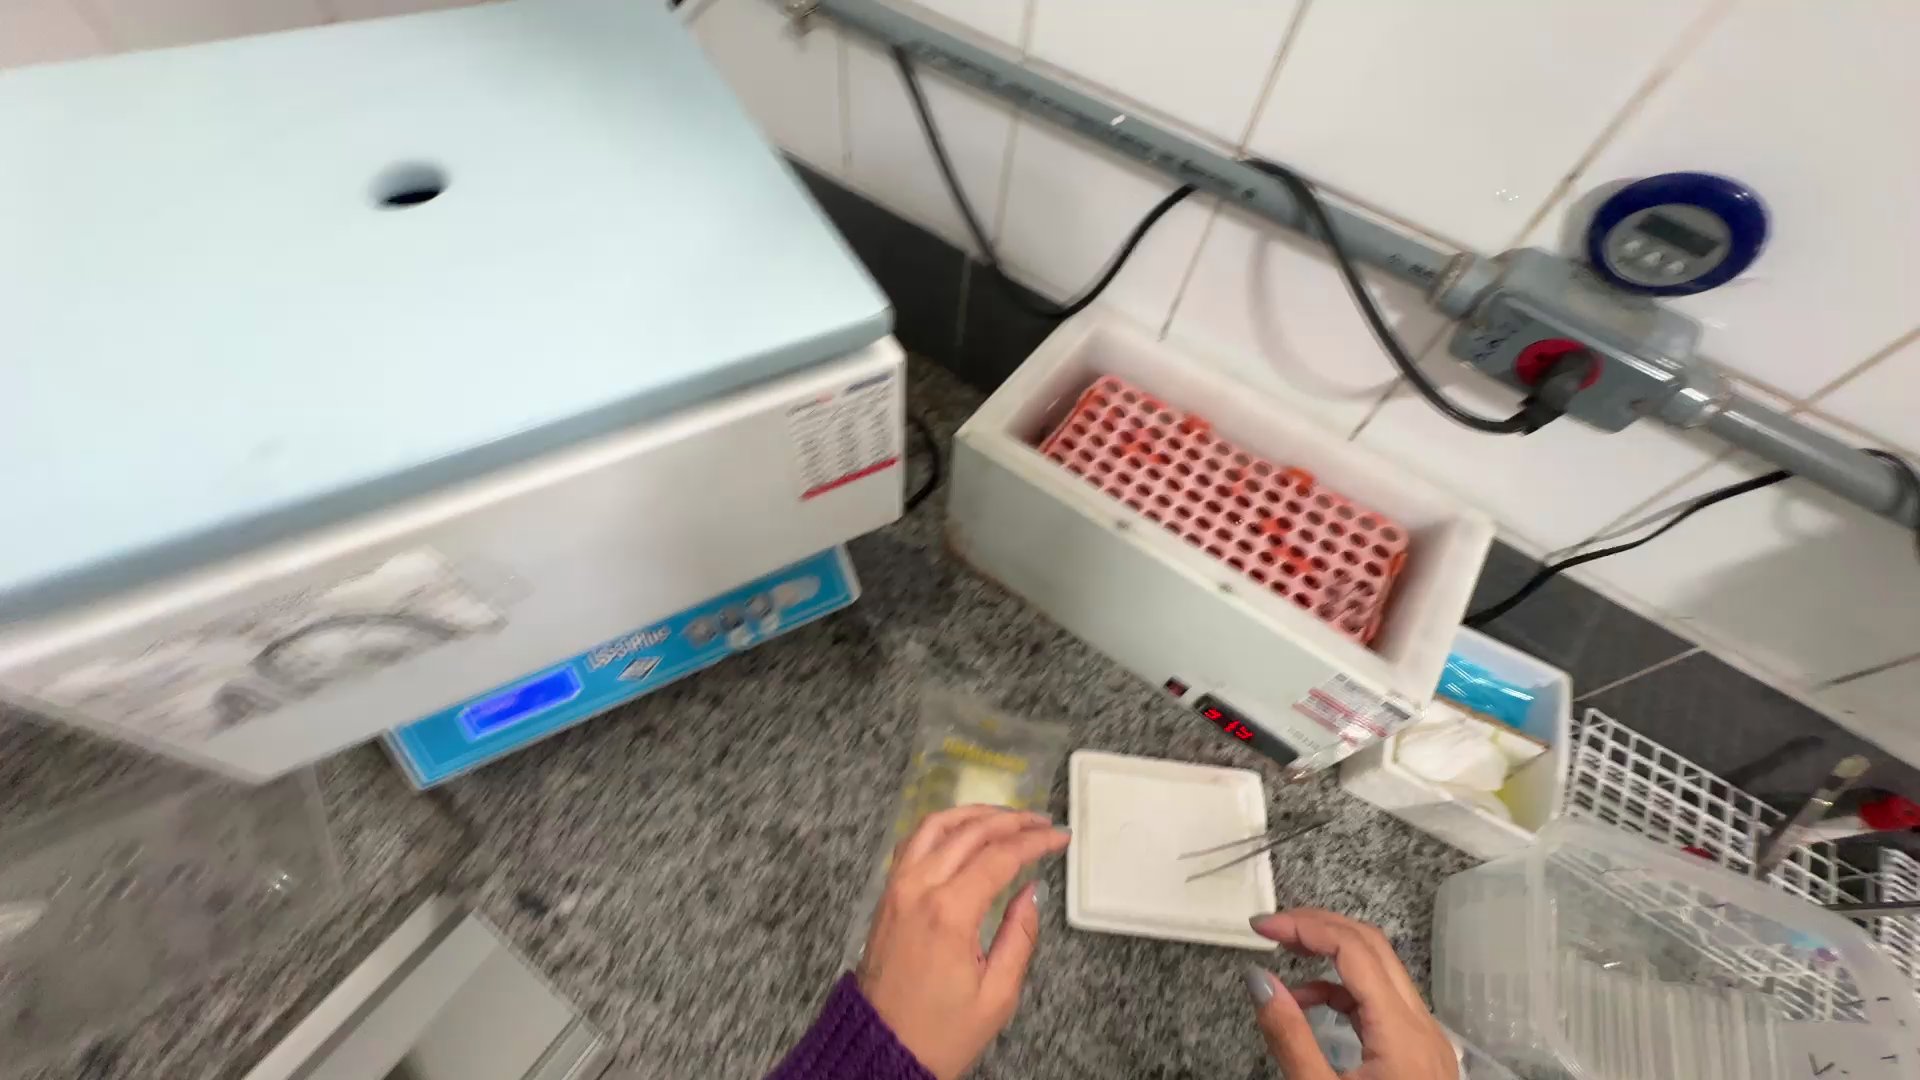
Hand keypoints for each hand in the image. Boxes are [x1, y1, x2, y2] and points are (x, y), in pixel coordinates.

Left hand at [856, 805, 1070, 1079]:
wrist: (879, 1049)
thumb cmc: (942, 1032)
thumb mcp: (997, 995)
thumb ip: (1020, 935)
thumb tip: (1032, 888)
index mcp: (950, 912)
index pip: (1000, 856)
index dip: (1035, 841)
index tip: (1060, 837)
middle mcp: (920, 886)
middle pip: (971, 831)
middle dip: (1012, 820)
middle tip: (1041, 821)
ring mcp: (899, 884)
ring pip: (938, 824)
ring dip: (975, 813)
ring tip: (1007, 816)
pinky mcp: (888, 890)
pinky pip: (915, 840)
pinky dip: (943, 825)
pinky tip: (963, 829)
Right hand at [1244, 909, 1456, 1079]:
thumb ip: (1288, 1036)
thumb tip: (1256, 977)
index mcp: (1402, 1034)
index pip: (1352, 947)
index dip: (1303, 925)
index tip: (1259, 928)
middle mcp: (1422, 1027)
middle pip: (1371, 944)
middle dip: (1317, 925)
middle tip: (1271, 929)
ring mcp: (1425, 1041)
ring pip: (1378, 966)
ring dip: (1329, 951)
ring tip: (1283, 956)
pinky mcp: (1417, 1054)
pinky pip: (1379, 998)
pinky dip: (1340, 986)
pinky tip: (1307, 1001)